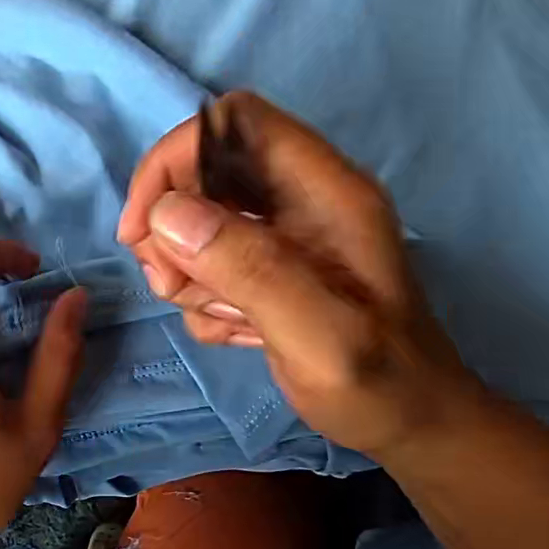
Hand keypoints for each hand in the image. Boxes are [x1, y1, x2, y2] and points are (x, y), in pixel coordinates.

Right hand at [117, 90, 484, 458]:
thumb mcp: (319, 333)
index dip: (174, 160)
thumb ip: (250, 269)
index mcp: (324, 191)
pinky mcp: (263, 272)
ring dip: (183, 274)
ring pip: (192, 227)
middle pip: (200, 176)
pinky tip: (238, 333)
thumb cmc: (379, 383)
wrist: (408, 424)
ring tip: (224, 319)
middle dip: (168, 232)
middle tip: (174, 286)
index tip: (140, 226)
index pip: (232, 124)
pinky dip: (200, 303)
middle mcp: (298, 202)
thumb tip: (166, 214)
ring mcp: (279, 238)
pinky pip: (202, 269)